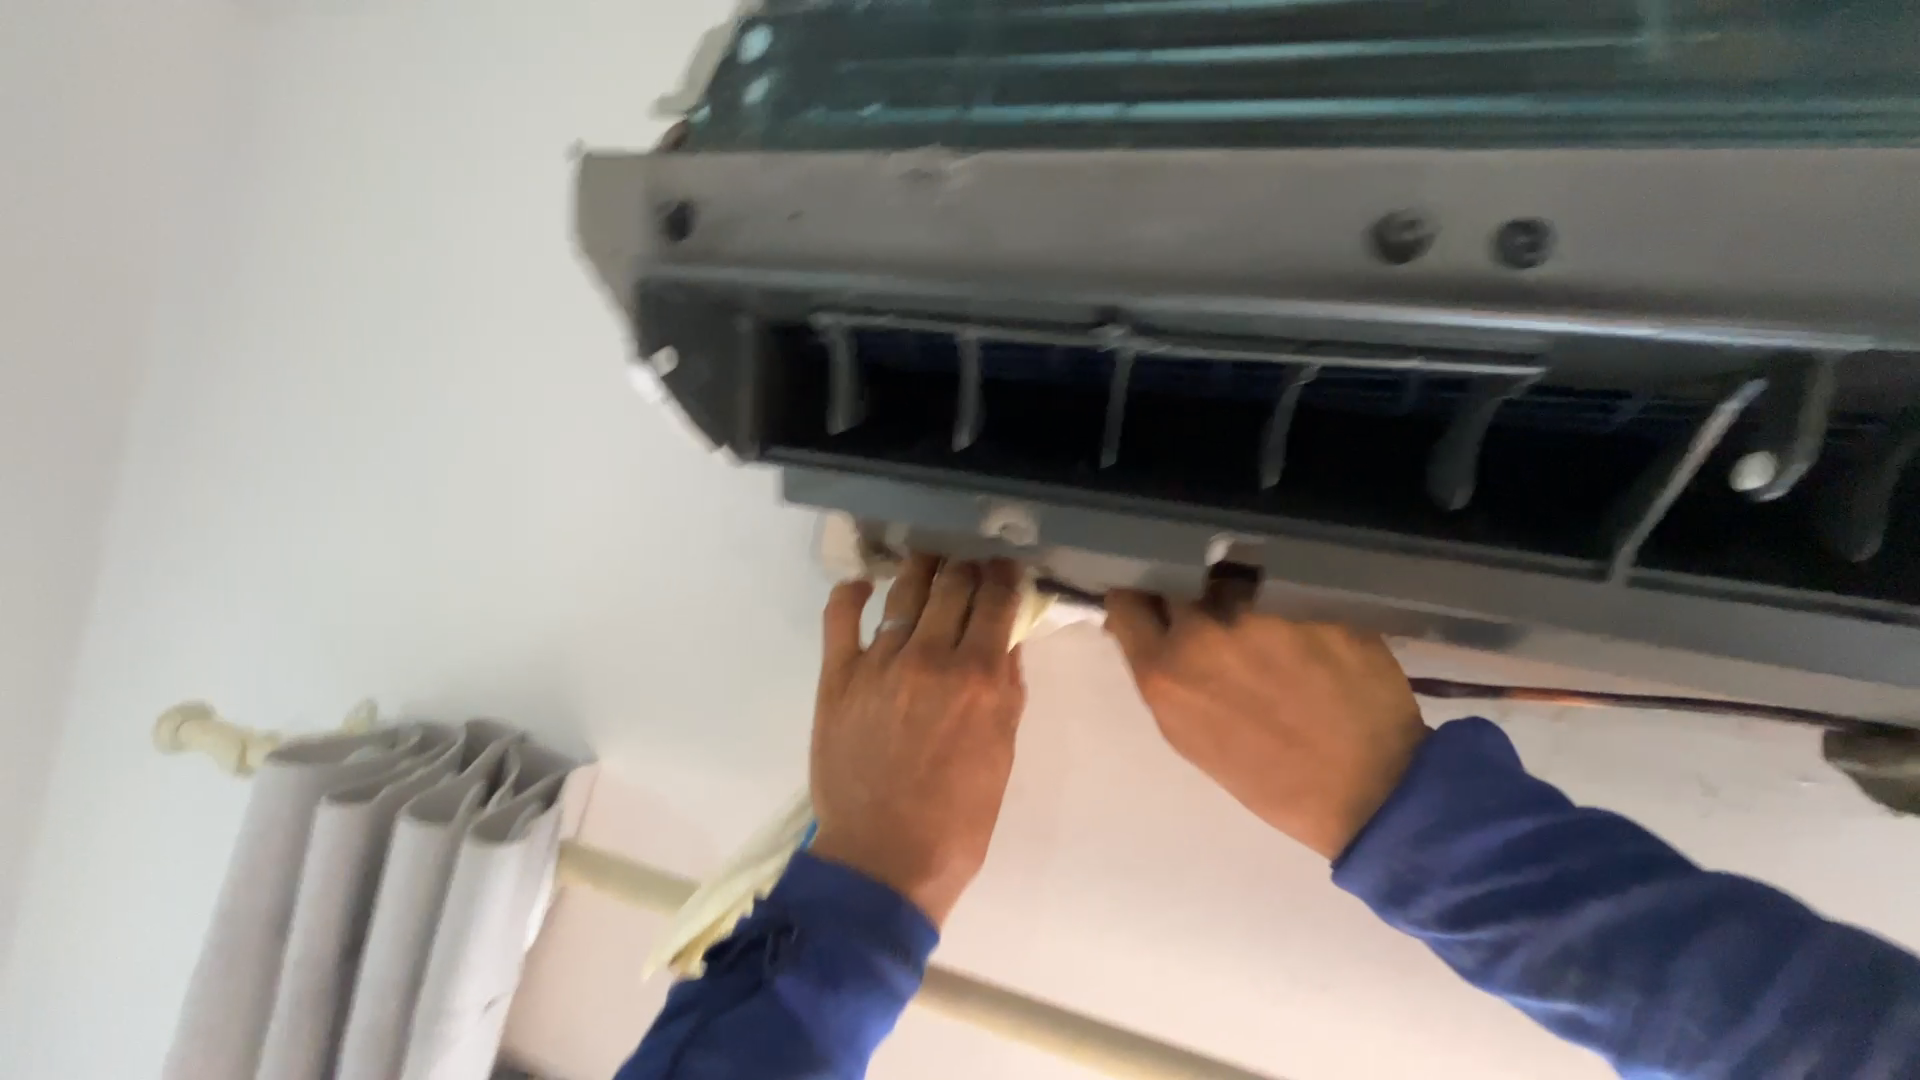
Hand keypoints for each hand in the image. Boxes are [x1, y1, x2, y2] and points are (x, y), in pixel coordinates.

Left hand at [809, 554, 1027, 925]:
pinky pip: (840, 617)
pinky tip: (863, 585)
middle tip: (971, 564)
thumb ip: (1006, 689)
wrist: (884, 858)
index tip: (1005, 567)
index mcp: (980, 677)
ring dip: (922, 569)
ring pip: (904, 591)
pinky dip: (852, 593)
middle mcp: (931, 656)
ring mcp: (880, 662)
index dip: (1004, 575)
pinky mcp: (838, 676)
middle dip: (968, 567)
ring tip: (929, 561)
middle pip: (953, 585)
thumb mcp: (1003, 752)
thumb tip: (1005, 639)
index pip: (996, 600)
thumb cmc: (959, 817)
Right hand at [1104, 587, 1427, 859]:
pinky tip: (1302, 620)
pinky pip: (1281, 582)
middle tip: (1207, 610)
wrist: (1370, 789)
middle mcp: (1204, 633)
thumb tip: (1147, 632)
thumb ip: (1162, 678)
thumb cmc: (1269, 776)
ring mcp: (1260, 612)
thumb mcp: (1189, 735)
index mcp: (1164, 673)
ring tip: (1260, 613)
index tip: (1151, 601)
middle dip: (1184, 591)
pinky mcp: (1310, 601)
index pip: (1125, 601)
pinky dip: (1283, 595)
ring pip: (1228, 576)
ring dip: (1234, 590)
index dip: (1137, 598)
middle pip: (1175, 580)